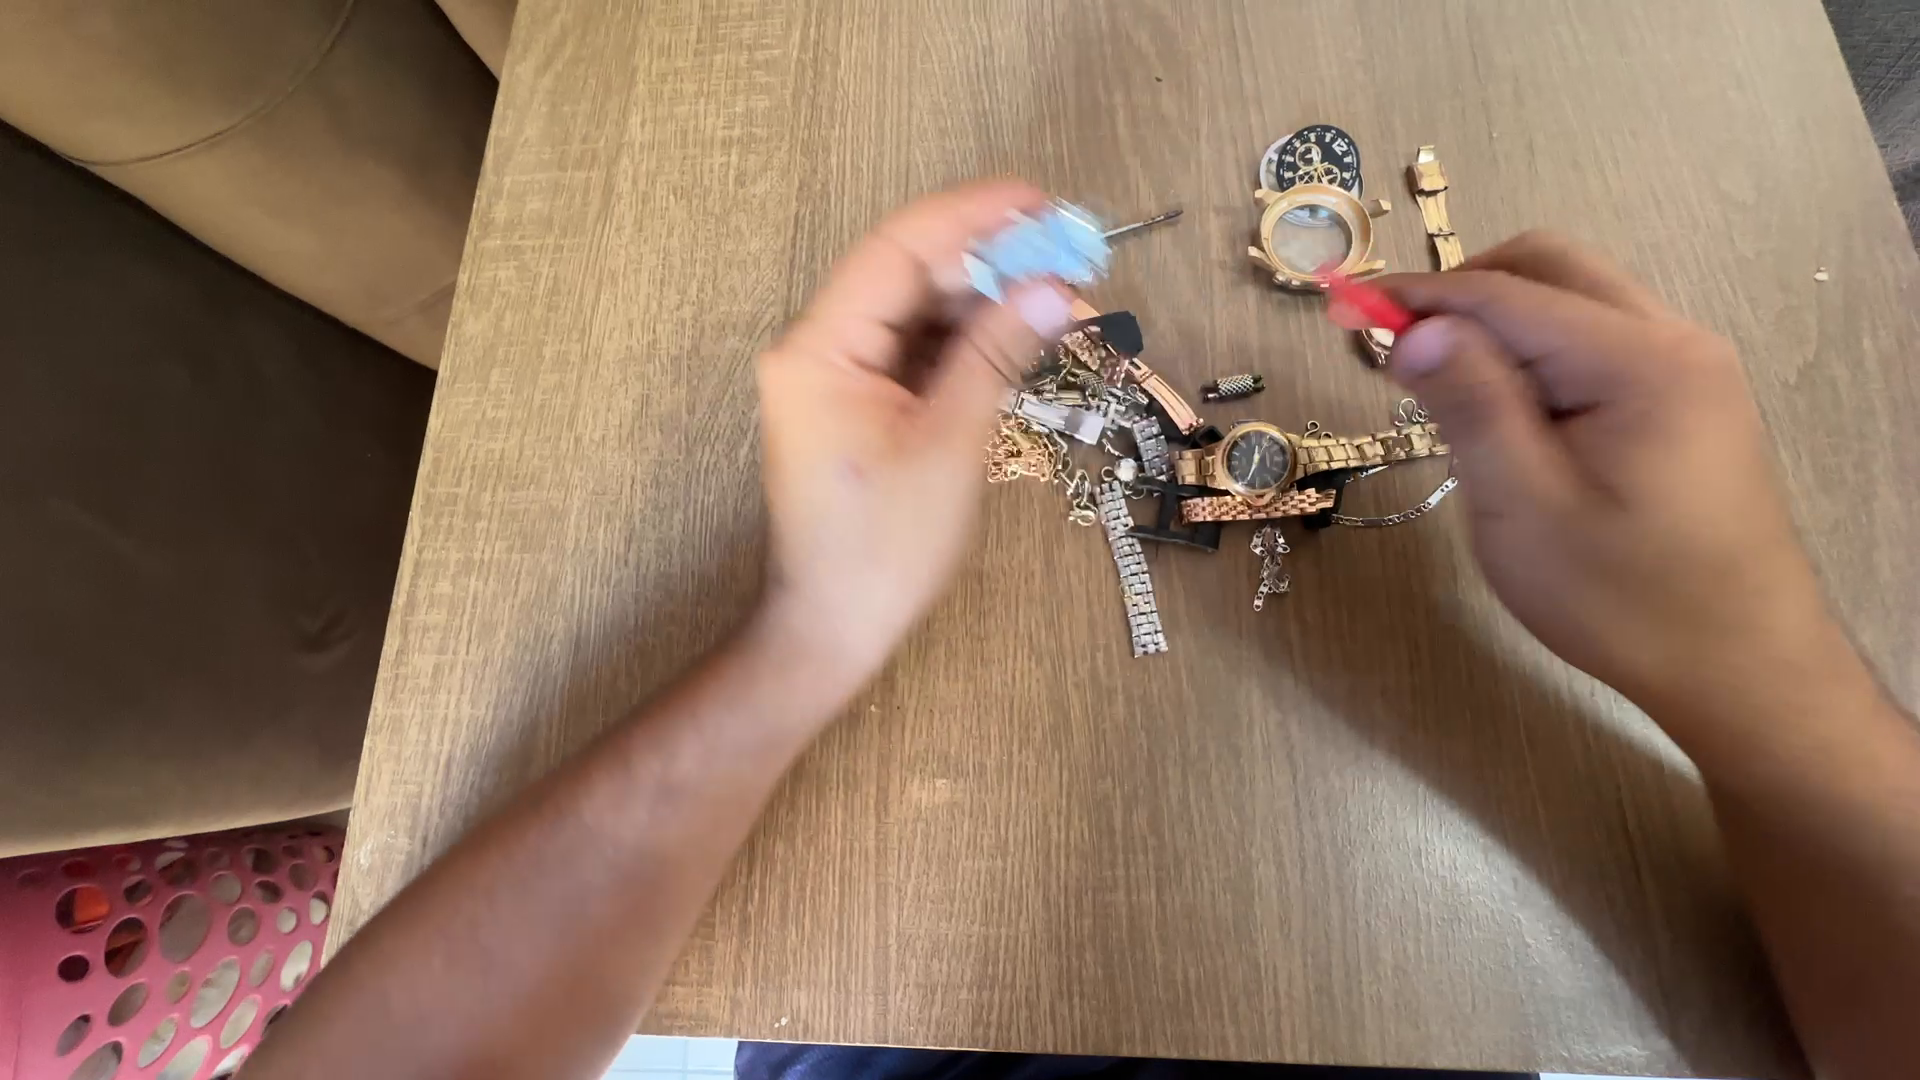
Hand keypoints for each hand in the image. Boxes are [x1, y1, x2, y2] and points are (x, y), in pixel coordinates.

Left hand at [754, 180, 1074, 682]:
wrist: (836, 625)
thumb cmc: (884, 549)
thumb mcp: (949, 445)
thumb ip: (996, 355)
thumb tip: (1053, 287)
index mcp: (819, 351)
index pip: (897, 250)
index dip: (972, 217)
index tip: (1042, 203)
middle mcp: (816, 351)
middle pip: (906, 279)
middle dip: (986, 265)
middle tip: (1065, 260)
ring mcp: (834, 380)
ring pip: (914, 316)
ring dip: (980, 306)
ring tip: (1054, 301)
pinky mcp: (855, 407)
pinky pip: (912, 356)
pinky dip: (962, 348)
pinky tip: (1013, 340)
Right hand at [1379, 233, 1846, 725]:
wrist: (1731, 661)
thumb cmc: (1615, 594)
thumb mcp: (1522, 503)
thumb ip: (1471, 405)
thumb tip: (1418, 329)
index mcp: (1637, 362)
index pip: (1504, 296)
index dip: (1414, 295)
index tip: (1342, 309)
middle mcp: (1670, 342)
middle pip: (1546, 269)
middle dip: (1454, 289)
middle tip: (1383, 338)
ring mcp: (1678, 368)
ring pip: (1567, 299)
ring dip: (1486, 315)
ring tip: (1424, 372)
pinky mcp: (1671, 398)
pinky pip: (1583, 339)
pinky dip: (1519, 344)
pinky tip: (1485, 395)